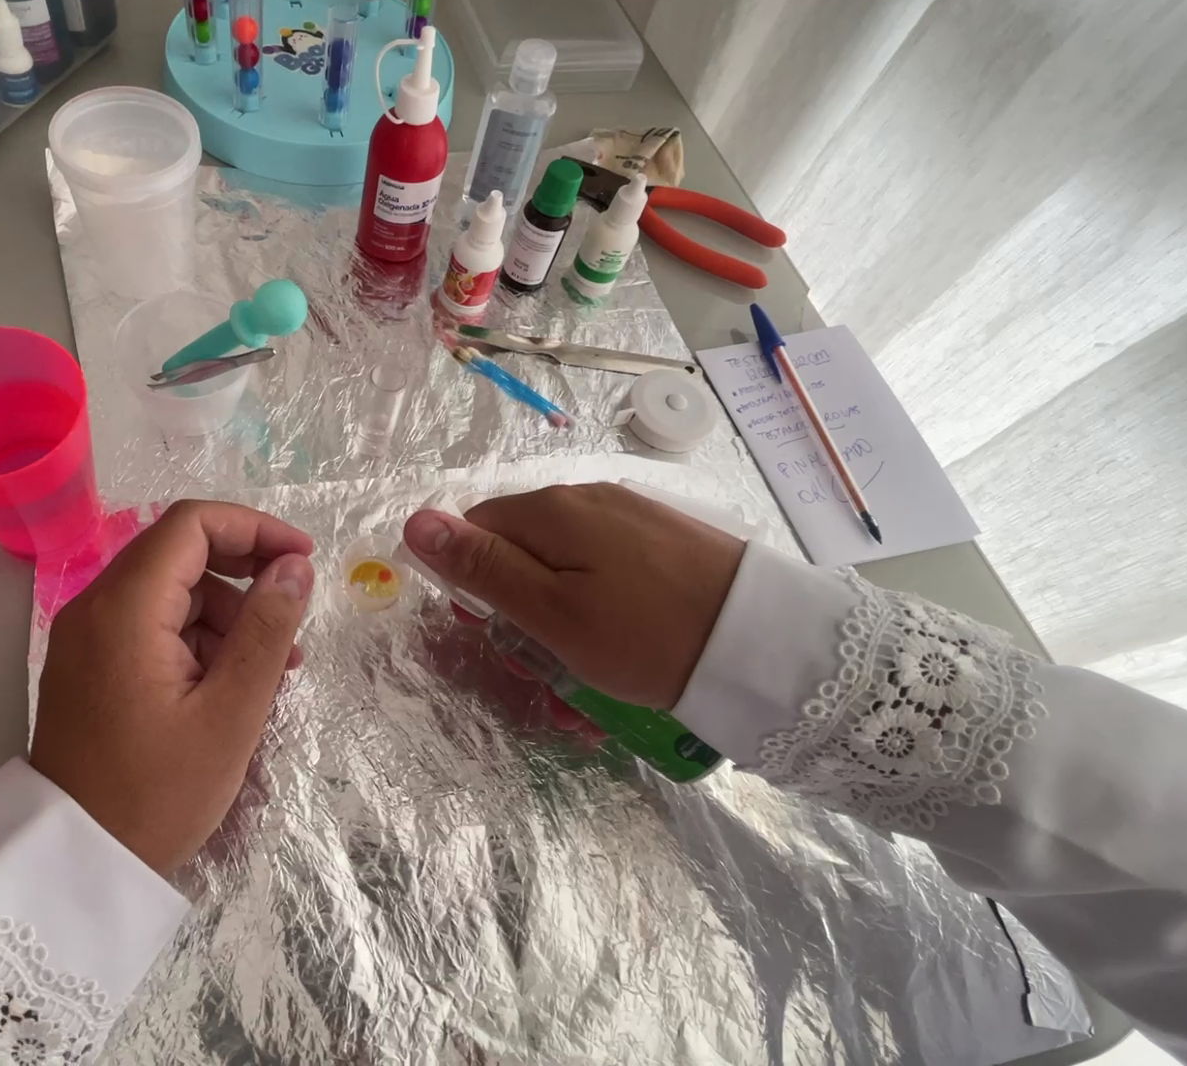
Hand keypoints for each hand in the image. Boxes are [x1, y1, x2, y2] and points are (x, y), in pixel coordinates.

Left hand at [31, 501, 314, 875]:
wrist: (77, 865)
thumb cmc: (157, 794)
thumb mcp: (230, 713)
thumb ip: (267, 629)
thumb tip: (295, 565)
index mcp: (124, 608)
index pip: (192, 524)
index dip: (255, 528)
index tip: (303, 559)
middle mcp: (96, 607)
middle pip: (179, 552)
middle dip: (246, 571)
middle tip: (295, 609)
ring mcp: (89, 636)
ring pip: (171, 592)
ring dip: (228, 612)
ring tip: (275, 666)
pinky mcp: (93, 665)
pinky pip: (154, 627)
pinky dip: (199, 639)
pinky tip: (233, 682)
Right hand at [401, 484, 744, 710]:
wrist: (772, 643)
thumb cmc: (647, 635)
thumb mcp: (552, 613)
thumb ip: (482, 568)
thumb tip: (415, 523)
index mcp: (553, 511)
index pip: (477, 529)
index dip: (472, 583)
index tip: (491, 635)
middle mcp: (589, 500)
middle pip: (523, 550)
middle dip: (518, 610)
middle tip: (538, 670)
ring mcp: (633, 518)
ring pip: (568, 570)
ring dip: (560, 625)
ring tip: (582, 685)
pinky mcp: (667, 543)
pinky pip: (611, 576)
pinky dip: (602, 617)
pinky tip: (622, 659)